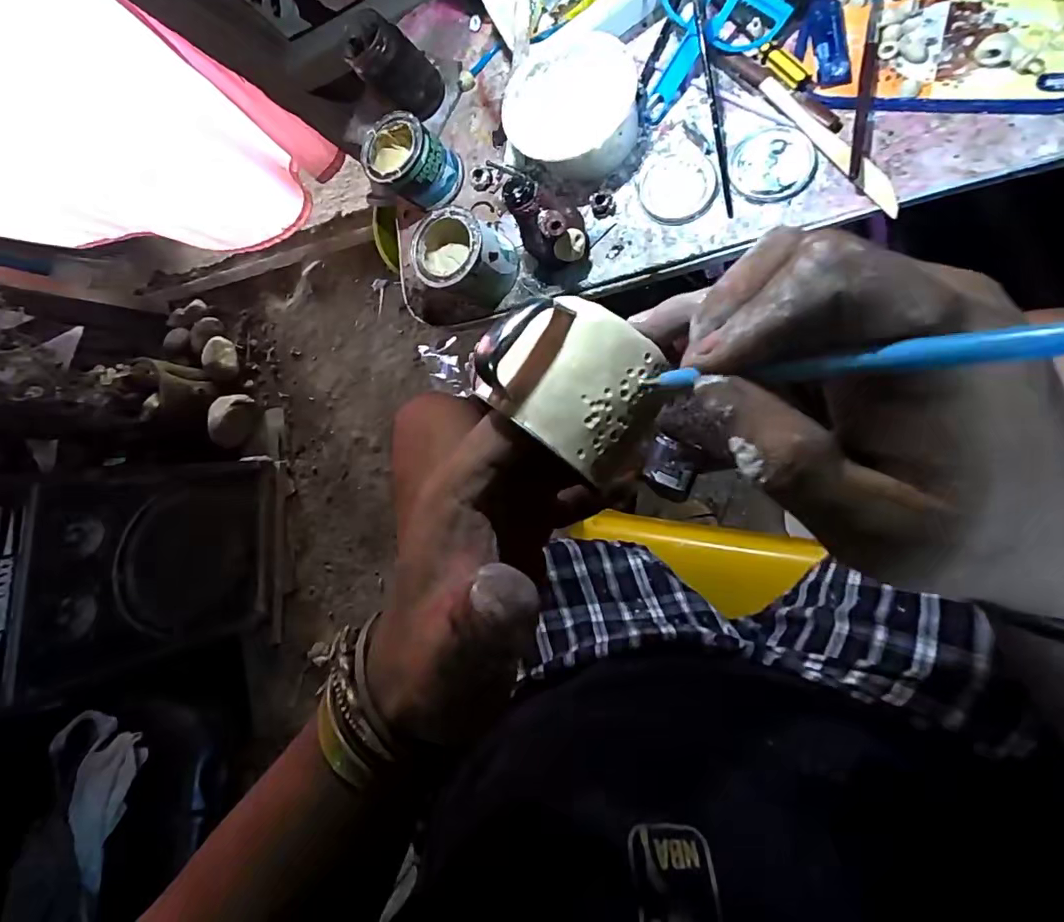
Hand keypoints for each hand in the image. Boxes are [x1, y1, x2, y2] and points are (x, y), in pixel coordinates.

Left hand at [364, 396, 598, 744]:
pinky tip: (625, 477)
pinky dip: (586, 477)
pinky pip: (554, 486)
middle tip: (629, 392)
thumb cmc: (433, 668)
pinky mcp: (516, 528)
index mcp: (452, 494)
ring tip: (637, 424)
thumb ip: (480, 620)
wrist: (426, 698)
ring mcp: (496, 506)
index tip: (594, 365)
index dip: (541, 392)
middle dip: (570, 405)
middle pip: (524, 426)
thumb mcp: (457, 650)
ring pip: (543, 451)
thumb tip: (506, 587)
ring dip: (584, 438)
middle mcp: (473, 486)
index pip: (497, 424)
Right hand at [631, 228, 1063, 603]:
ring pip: (781, 270)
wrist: (1049, 532)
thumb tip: (706, 387)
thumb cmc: (970, 536)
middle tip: (683, 372)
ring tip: (667, 356)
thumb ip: (789, 459)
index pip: (834, 275)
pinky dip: (731, 326)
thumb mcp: (874, 527)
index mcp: (942, 332)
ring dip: (718, 313)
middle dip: (725, 311)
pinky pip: (789, 303)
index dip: (753, 314)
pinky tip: (686, 347)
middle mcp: (919, 294)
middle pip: (797, 258)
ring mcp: (892, 301)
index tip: (700, 370)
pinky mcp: (866, 322)